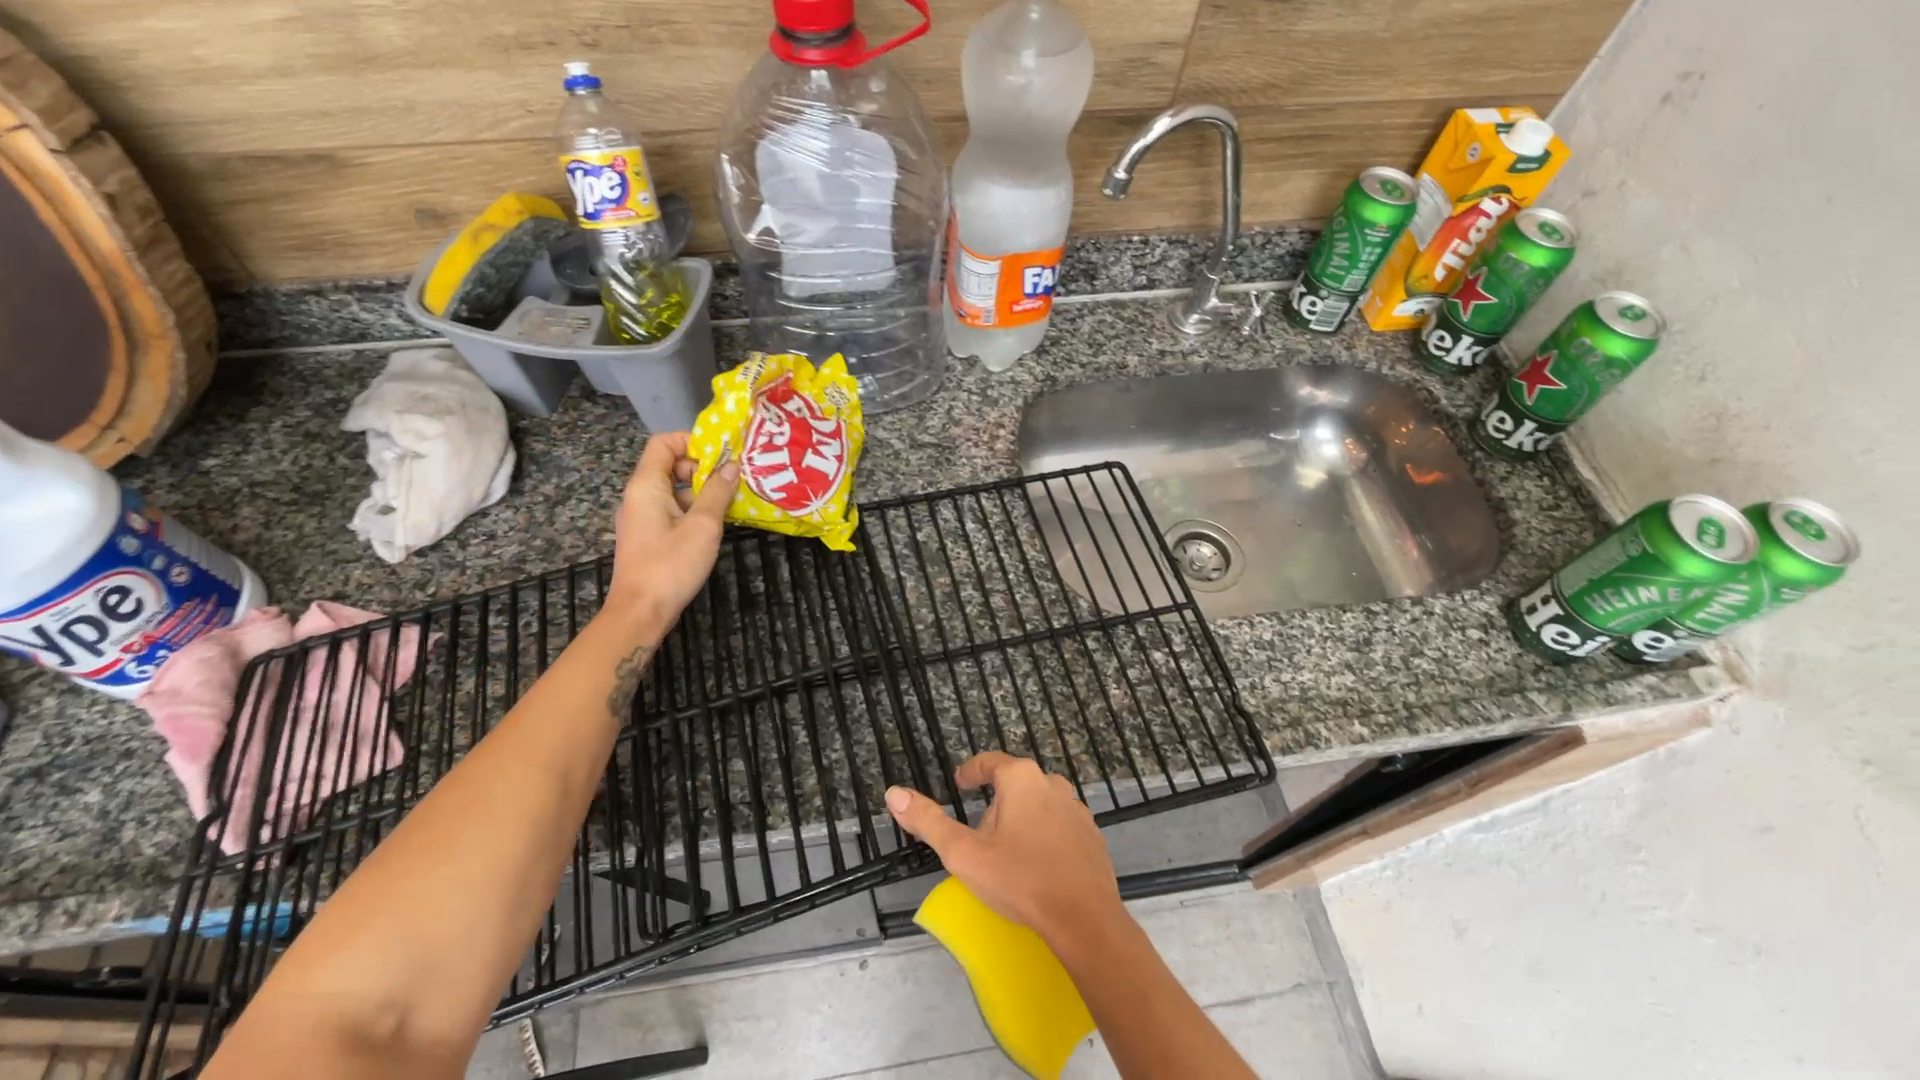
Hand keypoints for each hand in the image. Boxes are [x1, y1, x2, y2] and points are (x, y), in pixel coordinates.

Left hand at [603, 433, 737, 637]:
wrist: (640, 612)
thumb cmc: (671, 565)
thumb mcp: (703, 526)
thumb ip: (717, 492)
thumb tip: (732, 466)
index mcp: (646, 485)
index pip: (663, 442)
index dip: (692, 441)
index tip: (722, 455)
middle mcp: (639, 495)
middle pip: (669, 464)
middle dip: (702, 468)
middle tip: (731, 481)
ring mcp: (641, 517)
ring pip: (673, 490)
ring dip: (701, 492)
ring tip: (731, 502)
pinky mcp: (647, 536)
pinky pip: (671, 511)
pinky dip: (693, 511)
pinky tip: (716, 525)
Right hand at [886, 752, 1122, 946]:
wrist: (1083, 918)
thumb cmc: (1019, 880)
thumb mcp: (963, 853)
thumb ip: (928, 821)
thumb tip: (894, 794)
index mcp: (1021, 779)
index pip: (989, 762)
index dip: (970, 772)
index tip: (960, 785)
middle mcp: (1052, 784)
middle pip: (1015, 783)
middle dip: (996, 802)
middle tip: (979, 832)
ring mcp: (1077, 809)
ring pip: (1039, 803)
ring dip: (1021, 818)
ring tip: (1006, 850)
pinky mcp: (1092, 835)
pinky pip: (1059, 825)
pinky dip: (1044, 836)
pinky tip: (1036, 864)